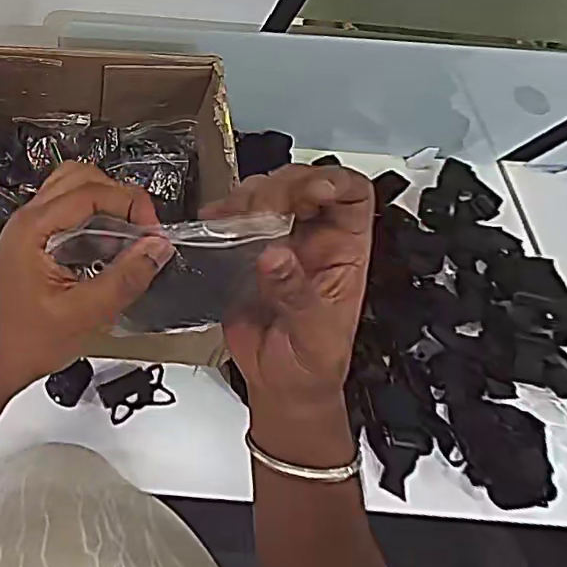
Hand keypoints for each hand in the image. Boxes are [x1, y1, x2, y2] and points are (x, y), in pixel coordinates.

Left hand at [0, 162, 172, 399]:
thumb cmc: (25, 342)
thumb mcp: (84, 314)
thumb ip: (125, 278)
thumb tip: (158, 248)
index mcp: (33, 228)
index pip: (90, 191)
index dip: (129, 203)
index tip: (153, 231)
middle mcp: (28, 219)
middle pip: (81, 177)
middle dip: (120, 195)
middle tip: (144, 228)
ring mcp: (30, 228)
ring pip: (74, 188)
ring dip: (107, 202)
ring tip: (131, 233)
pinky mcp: (36, 241)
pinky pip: (69, 211)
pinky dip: (95, 216)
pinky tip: (112, 245)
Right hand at [208, 164, 373, 412]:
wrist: (278, 384)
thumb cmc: (312, 364)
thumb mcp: (316, 334)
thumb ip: (297, 295)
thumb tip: (275, 256)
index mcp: (344, 251)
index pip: (352, 195)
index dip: (336, 181)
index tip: (313, 190)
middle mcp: (312, 238)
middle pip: (303, 185)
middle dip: (281, 188)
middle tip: (262, 211)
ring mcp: (278, 240)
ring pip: (267, 193)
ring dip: (249, 197)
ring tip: (236, 220)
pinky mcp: (246, 249)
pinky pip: (235, 216)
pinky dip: (222, 212)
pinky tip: (215, 221)